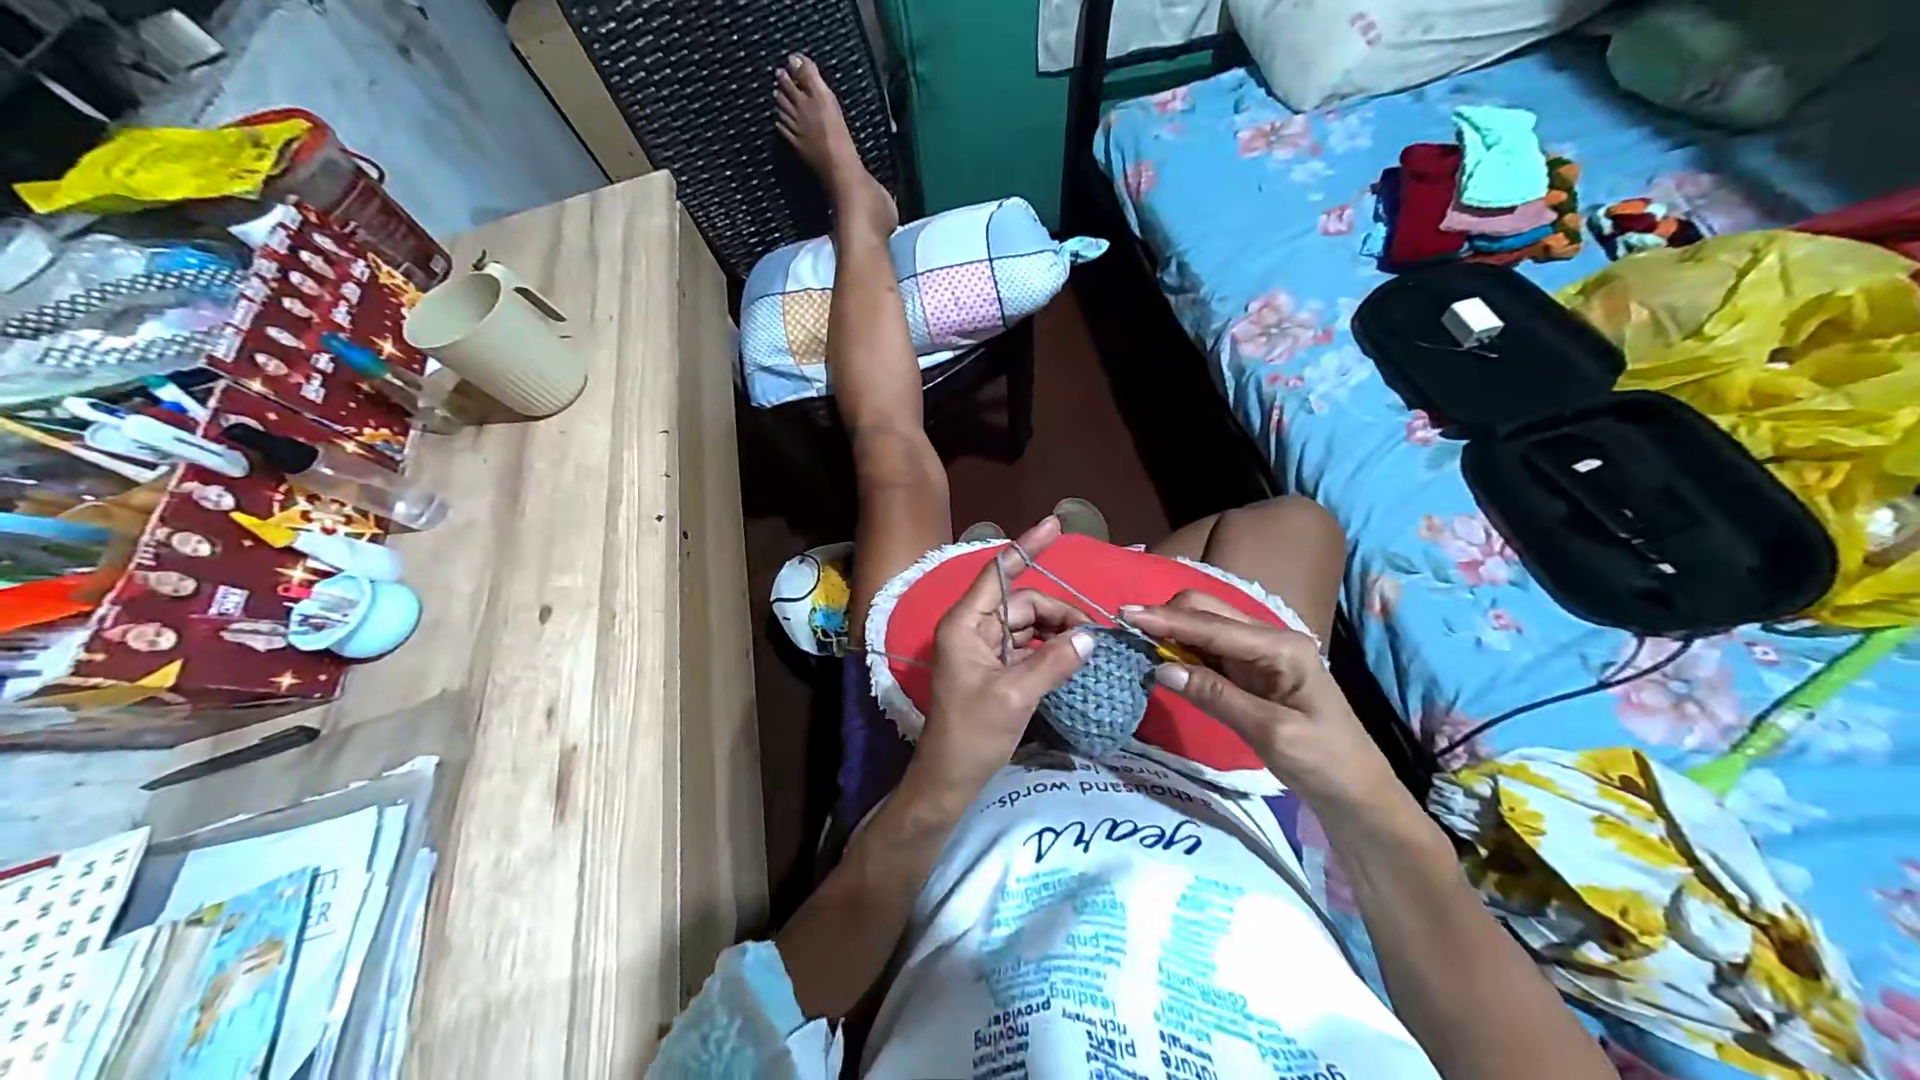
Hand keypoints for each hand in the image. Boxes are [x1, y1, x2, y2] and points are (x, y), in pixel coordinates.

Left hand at [909, 517, 1094, 806]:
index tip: (1055, 524)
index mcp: (965, 624)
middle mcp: (973, 628)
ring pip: (1027, 624)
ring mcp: (983, 648)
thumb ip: (1053, 662)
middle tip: (1093, 634)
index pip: (998, 573)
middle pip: (1022, 602)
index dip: (1026, 547)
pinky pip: (1027, 645)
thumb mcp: (1015, 696)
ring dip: (1057, 631)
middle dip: (1058, 611)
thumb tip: (1089, 637)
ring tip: (1088, 645)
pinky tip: (1073, 657)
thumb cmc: (972, 733)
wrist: (950, 777)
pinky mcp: (994, 668)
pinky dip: (1050, 648)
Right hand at [1123, 591, 1397, 807]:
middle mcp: (1270, 639)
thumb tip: (1160, 668)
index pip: (1212, 626)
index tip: (1126, 615)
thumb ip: (1215, 696)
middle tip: (1128, 633)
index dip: (1166, 620)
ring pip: (1204, 627)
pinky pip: (1209, 650)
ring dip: (1171, 632)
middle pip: (1207, 612)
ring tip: (1135, 642)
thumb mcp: (1270, 732)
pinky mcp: (1250, 670)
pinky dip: (1183, 649)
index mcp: (1281, 648)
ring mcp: (1259, 654)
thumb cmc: (1322, 761)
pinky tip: (1162, 657)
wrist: (1355, 791)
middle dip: (1167, 618)